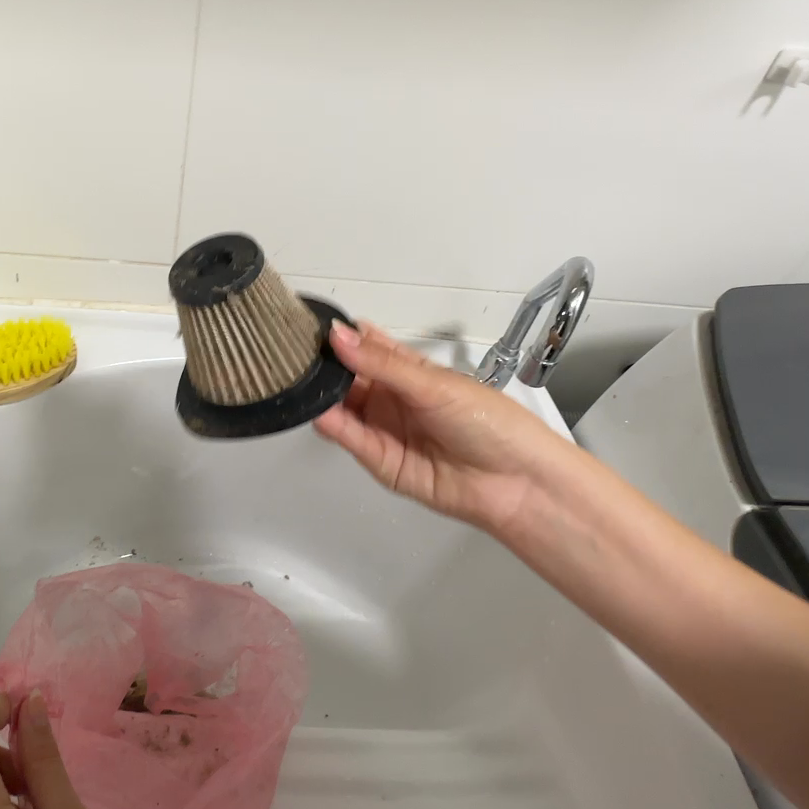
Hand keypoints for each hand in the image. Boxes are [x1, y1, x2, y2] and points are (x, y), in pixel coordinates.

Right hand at [313, 320, 580, 534]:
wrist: (517, 483)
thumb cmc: (487, 422)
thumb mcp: (433, 384)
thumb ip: (381, 363)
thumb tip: (336, 333)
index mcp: (408, 370)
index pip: (364, 345)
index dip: (338, 335)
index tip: (305, 324)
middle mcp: (390, 397)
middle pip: (346, 377)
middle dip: (322, 366)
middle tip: (292, 355)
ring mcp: (382, 428)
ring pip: (341, 407)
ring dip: (321, 395)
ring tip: (298, 381)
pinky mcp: (379, 461)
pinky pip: (350, 438)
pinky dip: (332, 425)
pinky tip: (320, 411)